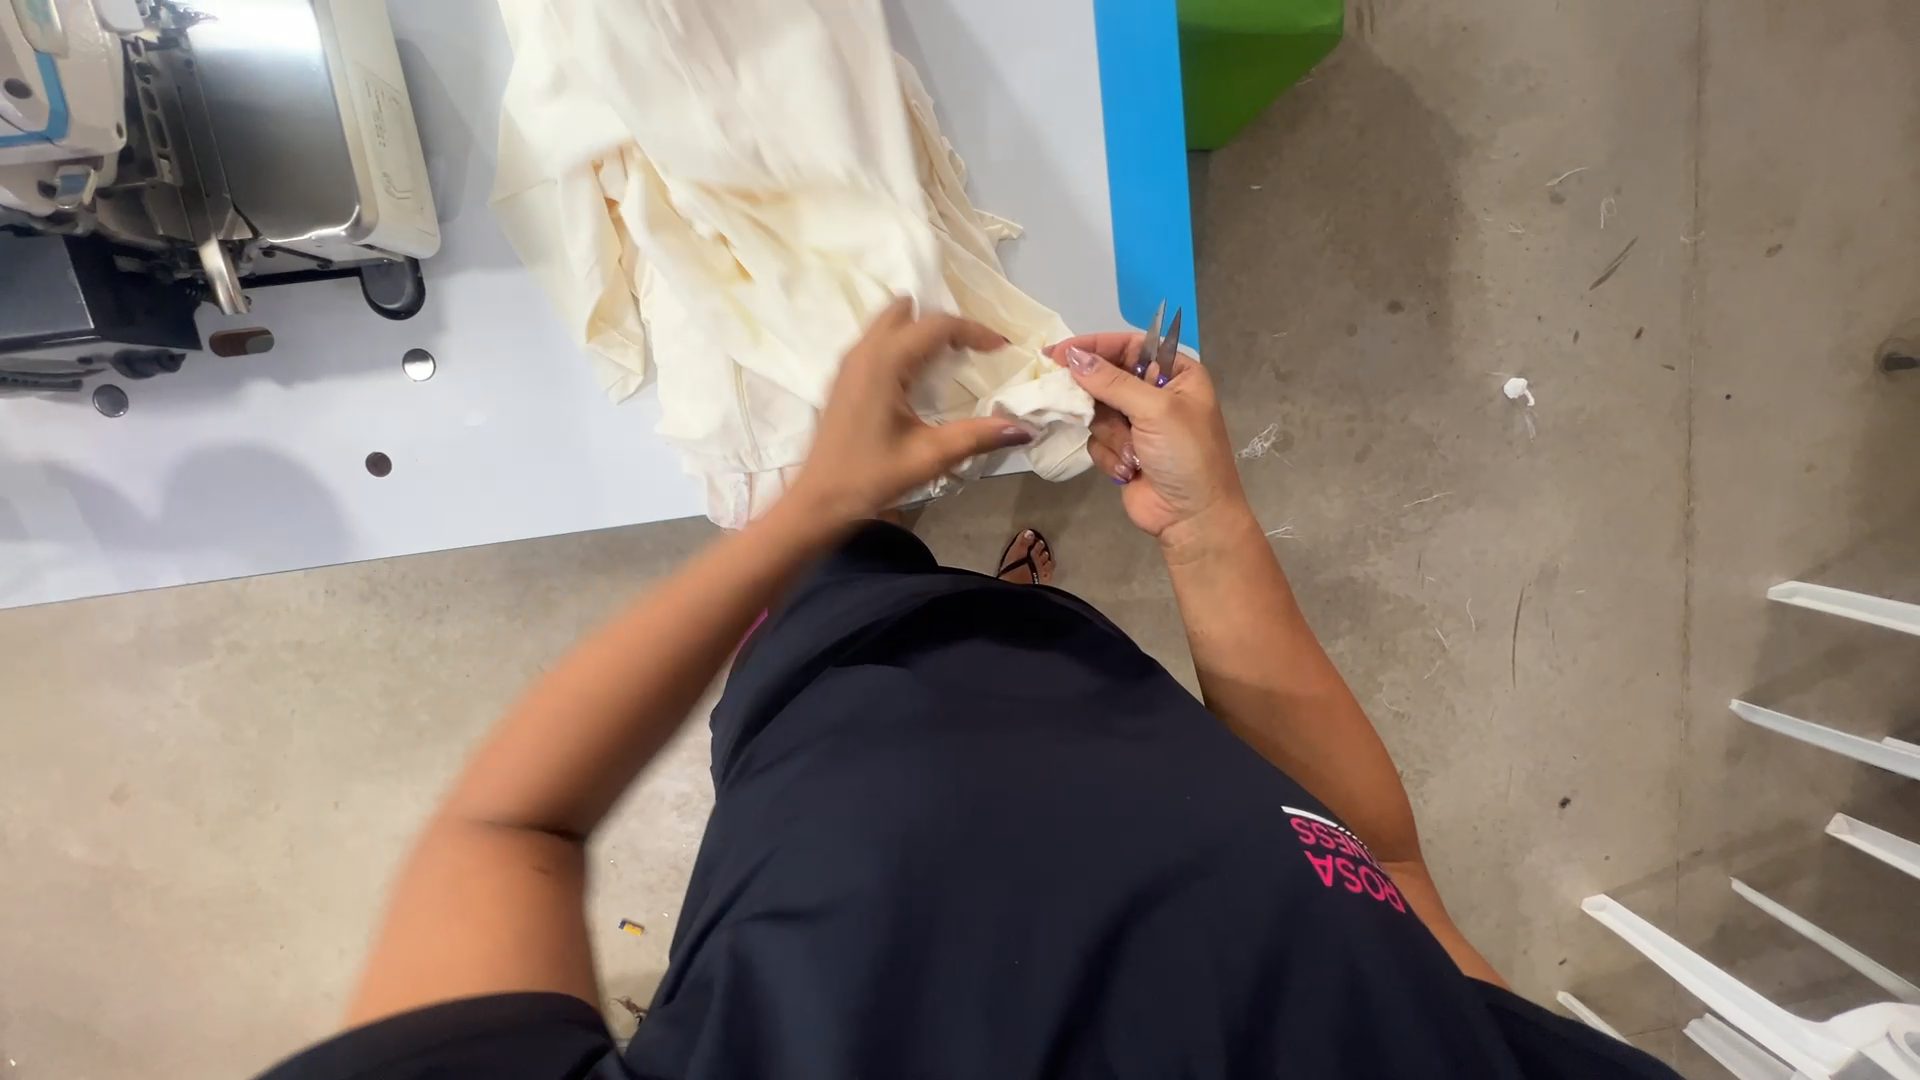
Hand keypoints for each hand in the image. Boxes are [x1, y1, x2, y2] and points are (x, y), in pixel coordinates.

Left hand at [787, 299, 1033, 523]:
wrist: (817, 501)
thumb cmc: (870, 478)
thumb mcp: (929, 457)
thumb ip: (978, 437)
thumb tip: (1024, 428)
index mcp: (885, 362)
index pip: (937, 325)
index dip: (974, 331)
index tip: (1001, 348)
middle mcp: (863, 352)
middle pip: (909, 313)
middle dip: (943, 324)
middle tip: (972, 348)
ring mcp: (848, 364)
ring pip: (889, 324)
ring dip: (920, 332)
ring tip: (951, 358)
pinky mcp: (843, 379)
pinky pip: (876, 342)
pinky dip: (902, 345)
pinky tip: (918, 378)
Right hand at [1049, 332, 1249, 545]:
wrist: (1192, 517)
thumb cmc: (1186, 455)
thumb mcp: (1155, 410)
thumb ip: (1112, 381)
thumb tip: (1072, 357)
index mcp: (1177, 374)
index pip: (1129, 346)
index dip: (1095, 346)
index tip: (1060, 352)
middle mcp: (1156, 395)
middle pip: (1107, 379)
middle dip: (1097, 398)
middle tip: (1070, 398)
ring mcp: (1138, 424)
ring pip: (1098, 413)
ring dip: (1111, 436)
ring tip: (1132, 454)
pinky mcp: (1122, 451)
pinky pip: (1097, 441)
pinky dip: (1110, 456)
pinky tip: (1130, 471)